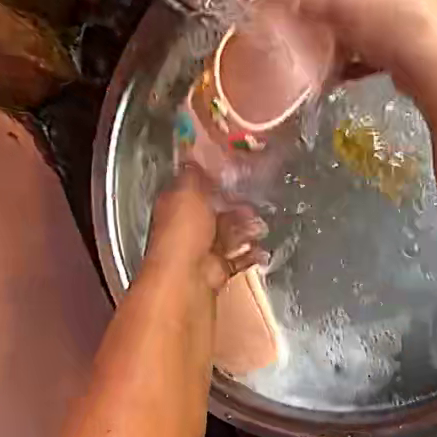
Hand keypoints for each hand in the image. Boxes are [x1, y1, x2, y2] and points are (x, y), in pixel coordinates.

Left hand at [143, 169, 268, 291]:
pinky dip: (250, 255)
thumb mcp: (188, 191)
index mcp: (175, 205)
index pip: (195, 187)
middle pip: (214, 212)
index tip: (239, 174)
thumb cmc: (182, 234)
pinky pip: (236, 260)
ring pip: (227, 236)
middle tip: (256, 203)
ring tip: (261, 227)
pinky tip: (262, 251)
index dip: (216, 180)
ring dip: (245, 230)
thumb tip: (196, 155)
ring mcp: (200, 252)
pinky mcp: (215, 273)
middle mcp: (185, 228)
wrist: (186, 281)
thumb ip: (195, 174)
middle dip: (236, 206)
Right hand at [296, 0, 436, 88]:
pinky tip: (339, 73)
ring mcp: (412, 3)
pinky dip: (356, 57)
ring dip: (340, 31)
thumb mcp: (336, 2)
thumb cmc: (392, 19)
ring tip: (319, 48)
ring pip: (365, 11)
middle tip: (304, 15)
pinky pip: (377, 43)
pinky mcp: (416, 38)